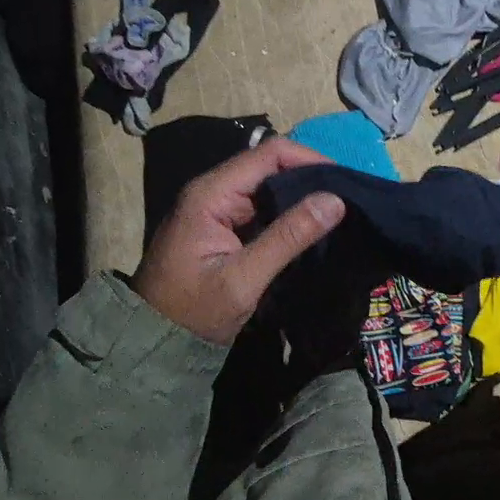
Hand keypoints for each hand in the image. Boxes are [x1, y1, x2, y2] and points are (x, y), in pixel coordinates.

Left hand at [133, 138, 345, 343]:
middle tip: (347, 197)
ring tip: (337, 210)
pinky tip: (312, 225)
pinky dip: (288, 211)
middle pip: (269, 165)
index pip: (269, 154)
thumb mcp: (243, 279)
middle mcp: (212, 191)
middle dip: (309, 176)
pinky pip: (261, 206)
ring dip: (301, 195)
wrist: (152, 345)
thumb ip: (288, 237)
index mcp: (211, 194)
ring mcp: (216, 208)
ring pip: (268, 185)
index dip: (309, 159)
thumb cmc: (193, 313)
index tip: (344, 181)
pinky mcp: (222, 225)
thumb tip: (335, 200)